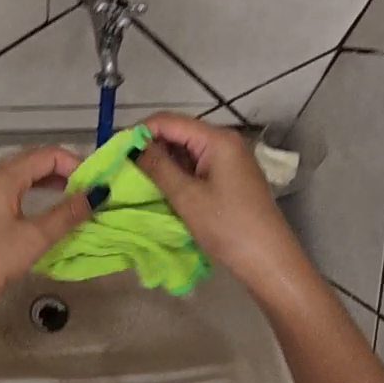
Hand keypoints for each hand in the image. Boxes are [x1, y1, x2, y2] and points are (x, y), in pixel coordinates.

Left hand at [0, 146, 93, 338]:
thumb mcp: (34, 238)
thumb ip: (67, 214)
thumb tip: (96, 195)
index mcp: (1, 178)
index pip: (46, 155)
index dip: (75, 163)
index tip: (96, 183)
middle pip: (31, 160)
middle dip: (62, 169)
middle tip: (88, 188)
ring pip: (18, 175)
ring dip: (46, 180)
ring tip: (71, 197)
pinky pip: (7, 190)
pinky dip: (30, 192)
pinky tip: (42, 209)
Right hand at [132, 112, 311, 297]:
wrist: (269, 260)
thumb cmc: (228, 227)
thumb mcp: (187, 197)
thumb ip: (157, 167)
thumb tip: (131, 147)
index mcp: (217, 139)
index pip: (169, 121)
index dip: (140, 132)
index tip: (114, 151)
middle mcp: (225, 142)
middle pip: (178, 132)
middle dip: (149, 146)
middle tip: (122, 167)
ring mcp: (229, 160)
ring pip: (186, 150)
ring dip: (161, 161)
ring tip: (135, 179)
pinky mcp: (229, 178)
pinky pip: (196, 165)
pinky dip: (176, 173)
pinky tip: (160, 188)